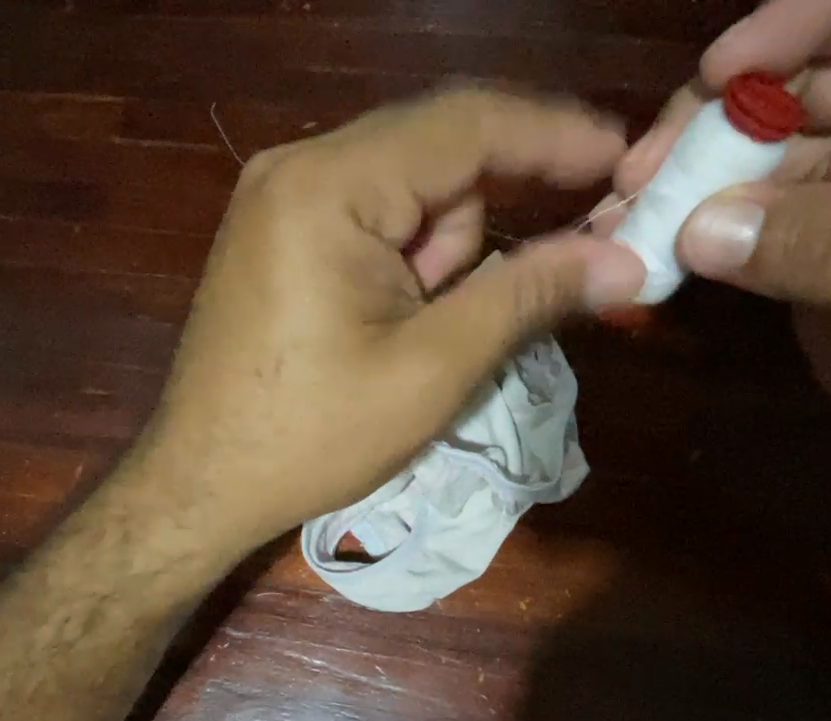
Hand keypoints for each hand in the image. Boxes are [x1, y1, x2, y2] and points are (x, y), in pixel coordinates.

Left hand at [124, 88, 645, 558]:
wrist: (201, 485)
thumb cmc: (310, 437)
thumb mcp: (431, 371)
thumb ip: (528, 296)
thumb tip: (626, 257)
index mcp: (327, 185)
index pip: (467, 123)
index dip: (556, 136)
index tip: (629, 157)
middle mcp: (294, 168)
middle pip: (434, 154)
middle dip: (476, 226)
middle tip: (474, 309)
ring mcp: (275, 200)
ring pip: (404, 193)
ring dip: (435, 256)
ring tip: (407, 337)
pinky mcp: (272, 236)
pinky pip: (366, 220)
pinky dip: (401, 262)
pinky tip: (384, 325)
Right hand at [609, 0, 830, 474]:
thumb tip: (698, 225)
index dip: (815, 17)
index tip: (720, 73)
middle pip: (820, 68)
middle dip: (724, 112)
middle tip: (640, 172)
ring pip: (769, 140)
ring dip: (693, 172)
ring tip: (625, 212)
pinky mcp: (822, 231)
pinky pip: (748, 207)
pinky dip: (695, 225)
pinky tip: (645, 244)